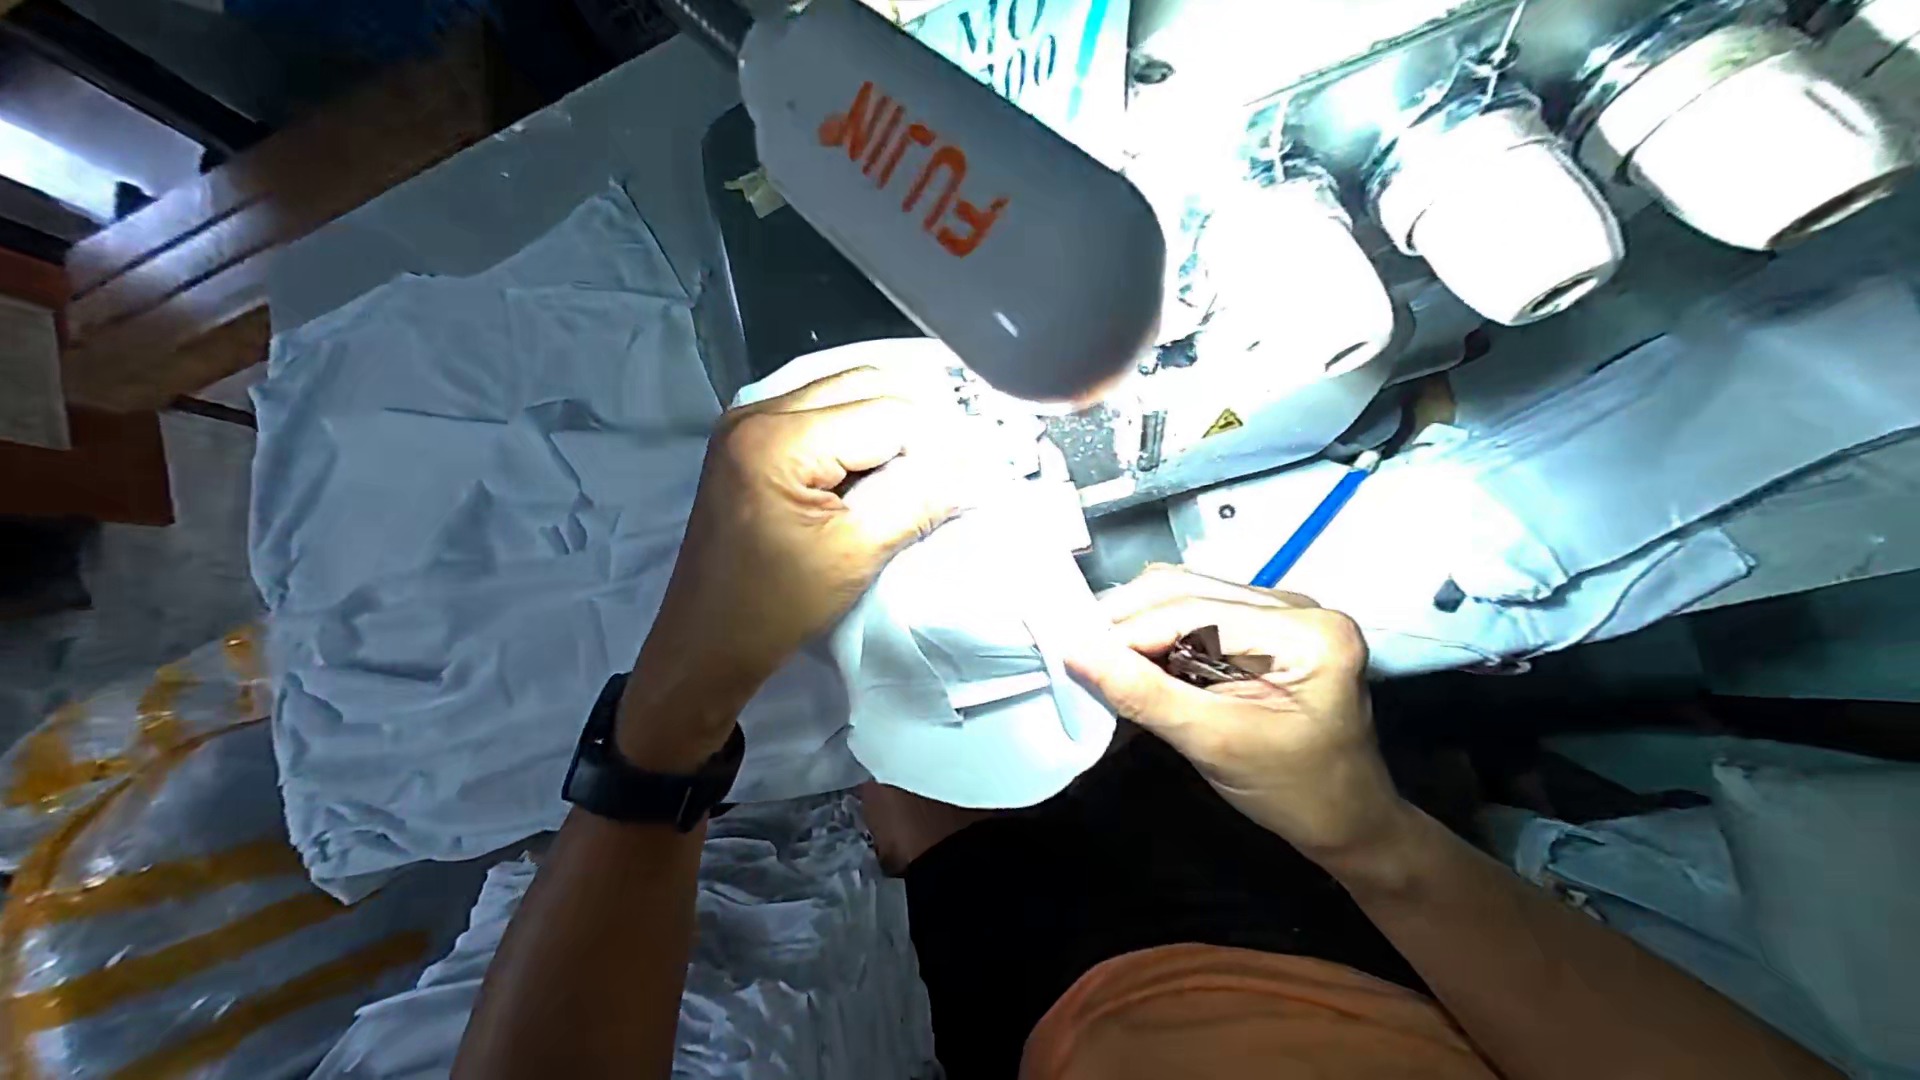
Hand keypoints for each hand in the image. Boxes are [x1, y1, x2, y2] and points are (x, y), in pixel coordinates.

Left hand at [618, 367, 964, 768]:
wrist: (706, 642)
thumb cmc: (775, 607)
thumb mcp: (857, 553)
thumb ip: (920, 500)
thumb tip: (975, 466)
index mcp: (776, 438)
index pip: (886, 413)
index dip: (935, 441)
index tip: (968, 475)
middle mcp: (757, 410)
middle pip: (865, 386)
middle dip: (915, 424)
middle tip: (949, 467)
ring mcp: (749, 421)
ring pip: (846, 393)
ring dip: (890, 425)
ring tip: (918, 470)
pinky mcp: (753, 439)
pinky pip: (823, 412)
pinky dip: (860, 433)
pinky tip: (878, 469)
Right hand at [1068, 565, 1411, 863]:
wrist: (1343, 819)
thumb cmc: (1296, 791)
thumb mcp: (1215, 744)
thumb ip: (1144, 694)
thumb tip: (1077, 653)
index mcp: (1306, 632)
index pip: (1194, 612)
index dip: (1127, 633)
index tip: (1076, 656)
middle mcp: (1294, 605)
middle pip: (1184, 589)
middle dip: (1126, 621)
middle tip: (1081, 654)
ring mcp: (1275, 611)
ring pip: (1180, 594)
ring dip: (1135, 625)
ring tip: (1103, 659)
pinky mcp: (1256, 625)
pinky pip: (1190, 612)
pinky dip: (1152, 634)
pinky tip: (1133, 660)